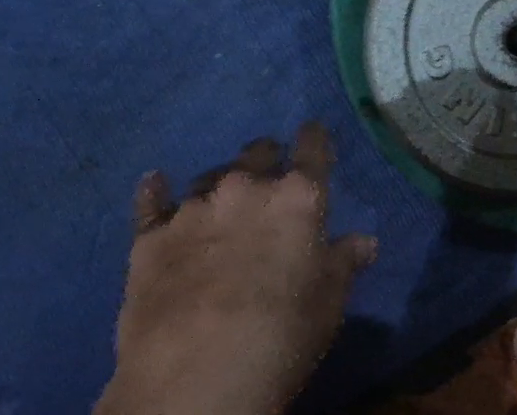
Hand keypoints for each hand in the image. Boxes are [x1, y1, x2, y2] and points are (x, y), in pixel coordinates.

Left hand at [97, 124, 376, 414]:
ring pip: (211, 176)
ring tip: (222, 206)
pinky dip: (156, 191)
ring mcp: (195, 208)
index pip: (312, 148)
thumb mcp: (328, 305)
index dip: (314, 139)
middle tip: (269, 182)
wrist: (193, 380)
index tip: (313, 135)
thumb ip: (344, 263)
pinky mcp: (151, 236)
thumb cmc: (280, 338)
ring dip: (221, 187)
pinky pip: (153, 202)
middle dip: (266, 160)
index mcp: (297, 197)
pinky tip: (154, 183)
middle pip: (258, 153)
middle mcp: (246, 187)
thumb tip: (365, 241)